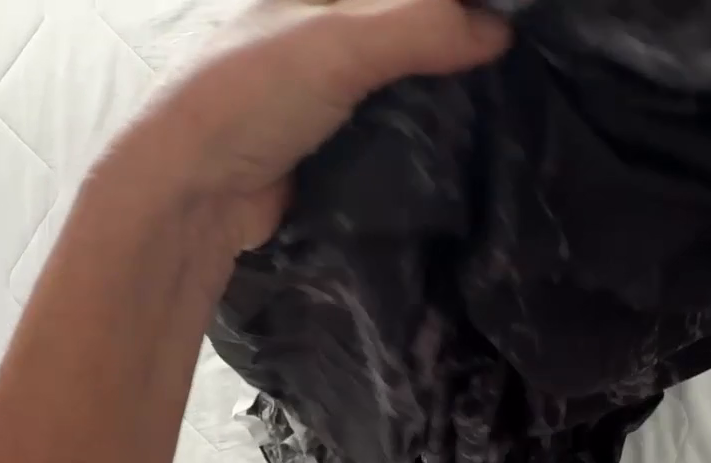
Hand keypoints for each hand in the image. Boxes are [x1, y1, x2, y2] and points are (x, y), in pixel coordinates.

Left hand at [126, 0, 509, 252]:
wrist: (198, 195)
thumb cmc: (253, 95)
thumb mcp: (339, 43)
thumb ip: (421, 28)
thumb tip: (500, 31)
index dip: (452, 3)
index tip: (506, 18)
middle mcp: (321, 37)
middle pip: (405, 33)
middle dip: (454, 45)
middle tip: (512, 65)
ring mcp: (325, 97)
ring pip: (400, 86)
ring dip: (441, 97)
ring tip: (501, 105)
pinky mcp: (331, 150)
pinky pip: (388, 135)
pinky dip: (419, 138)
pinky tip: (458, 146)